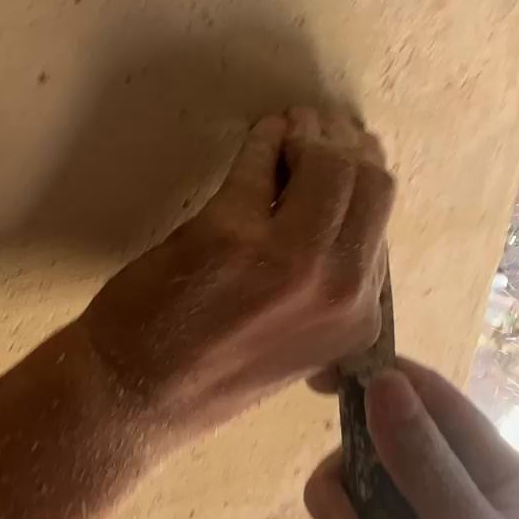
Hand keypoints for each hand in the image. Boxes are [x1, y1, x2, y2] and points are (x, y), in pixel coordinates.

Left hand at [74, 107, 391, 439]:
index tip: (339, 151)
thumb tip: (335, 211)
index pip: (381, 221)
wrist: (137, 394)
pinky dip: (263, 138)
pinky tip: (261, 134)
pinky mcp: (232, 232)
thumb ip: (327, 283)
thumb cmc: (209, 368)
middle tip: (315, 126)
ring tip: (288, 124)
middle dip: (345, 142)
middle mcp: (340, 288)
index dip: (360, 175)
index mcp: (359, 319)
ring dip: (309, 131)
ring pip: (329, 163)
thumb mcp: (297, 340)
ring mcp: (290, 259)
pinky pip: (260, 160)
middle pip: (370, 182)